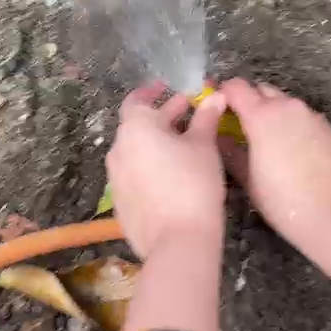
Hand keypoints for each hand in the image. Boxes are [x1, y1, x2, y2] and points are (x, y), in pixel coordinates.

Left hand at [106, 83, 228, 260]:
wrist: (178, 243)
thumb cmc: (193, 183)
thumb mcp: (204, 145)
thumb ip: (206, 117)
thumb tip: (215, 96)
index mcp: (135, 128)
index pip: (137, 100)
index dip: (153, 92)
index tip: (168, 88)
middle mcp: (118, 149)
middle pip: (137, 125)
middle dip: (162, 117)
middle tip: (187, 112)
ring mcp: (115, 178)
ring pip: (135, 150)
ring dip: (155, 141)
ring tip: (183, 142)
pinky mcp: (120, 203)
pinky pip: (134, 174)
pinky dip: (149, 166)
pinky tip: (171, 173)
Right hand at [215, 78, 330, 243]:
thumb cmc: (284, 202)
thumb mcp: (249, 180)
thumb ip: (231, 153)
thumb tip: (221, 137)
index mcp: (262, 116)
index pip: (236, 87)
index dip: (224, 92)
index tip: (218, 106)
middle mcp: (287, 106)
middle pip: (261, 89)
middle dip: (249, 101)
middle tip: (241, 125)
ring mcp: (309, 114)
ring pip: (283, 101)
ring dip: (271, 111)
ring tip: (268, 140)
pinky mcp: (326, 126)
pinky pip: (301, 115)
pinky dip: (291, 122)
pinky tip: (292, 149)